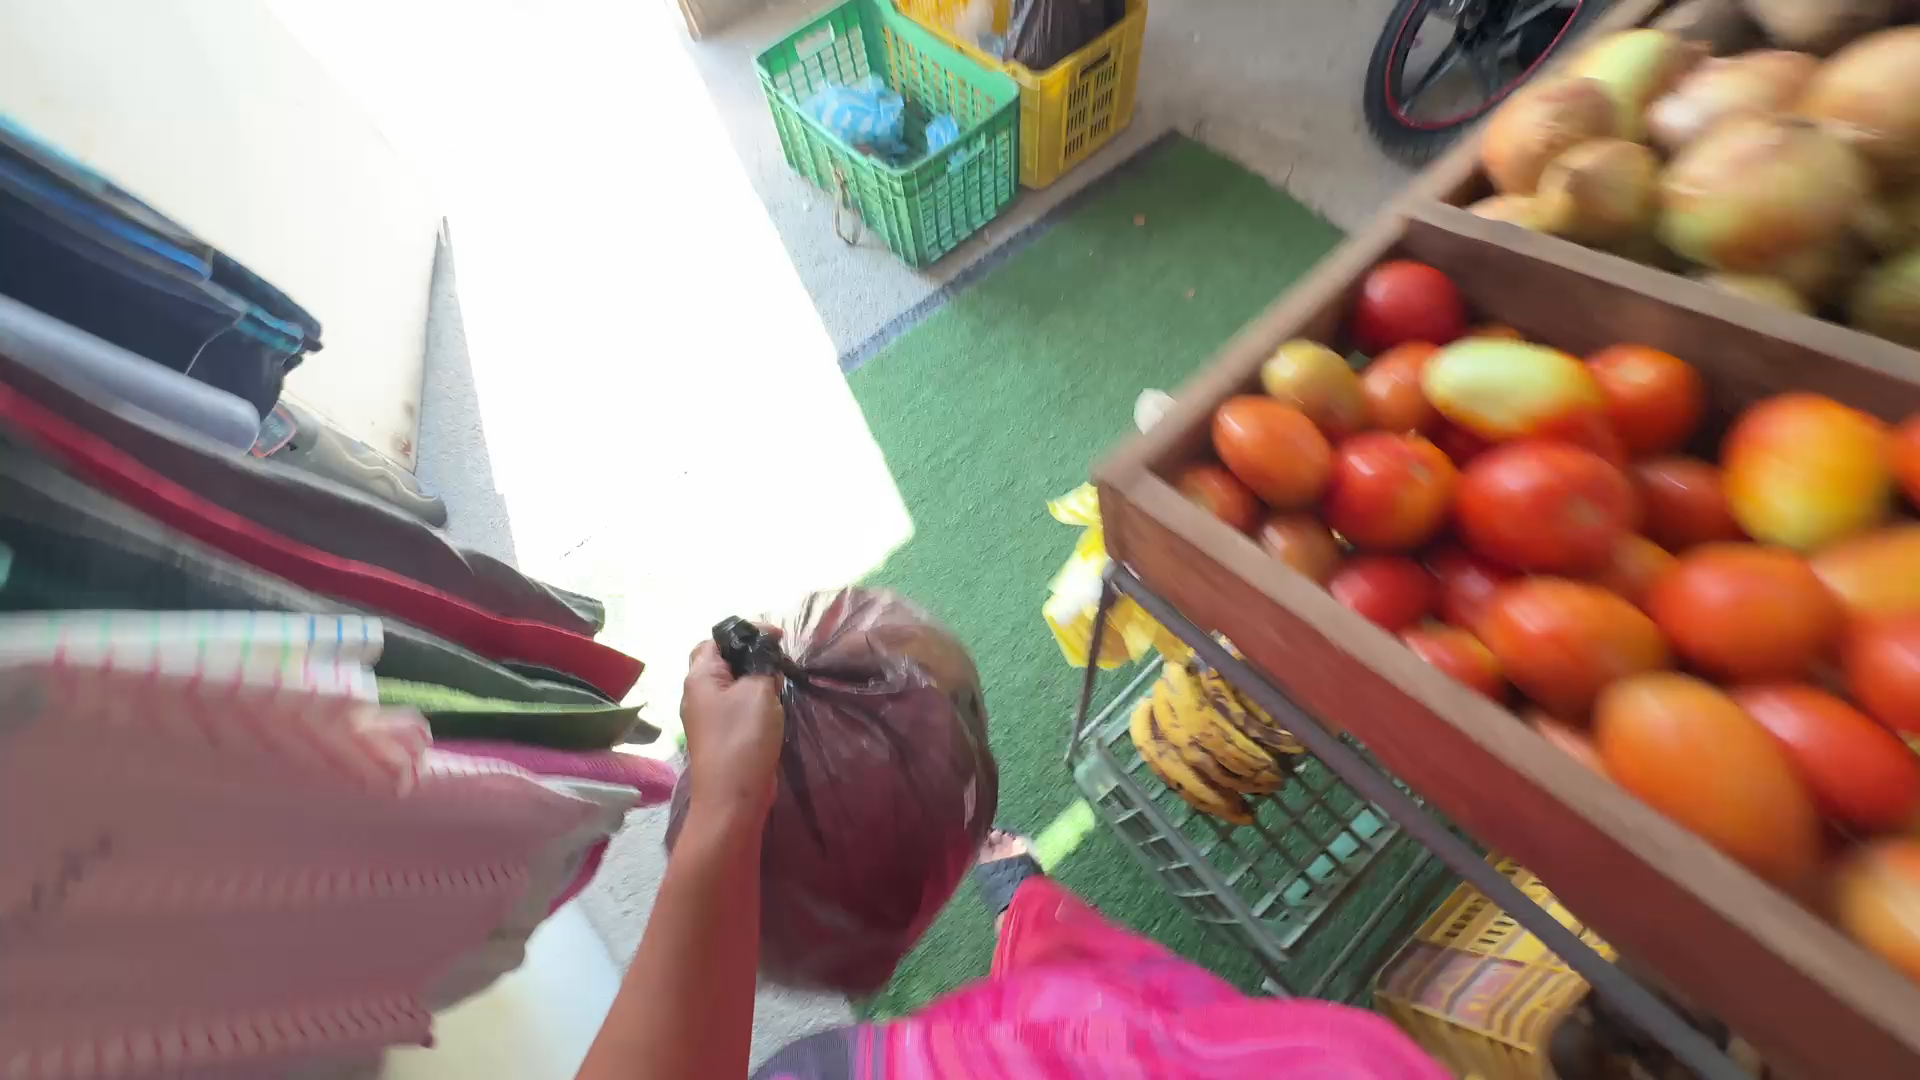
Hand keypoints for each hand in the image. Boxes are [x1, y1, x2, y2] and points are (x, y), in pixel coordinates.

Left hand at [680, 638, 785, 820]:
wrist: (733, 797)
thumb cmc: (744, 737)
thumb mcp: (759, 691)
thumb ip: (763, 666)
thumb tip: (765, 661)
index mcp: (700, 676)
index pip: (718, 638)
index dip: (748, 632)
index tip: (778, 638)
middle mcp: (697, 693)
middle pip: (722, 660)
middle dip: (751, 655)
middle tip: (778, 658)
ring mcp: (707, 716)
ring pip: (731, 684)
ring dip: (754, 678)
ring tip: (780, 680)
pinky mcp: (720, 734)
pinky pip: (736, 704)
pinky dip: (754, 698)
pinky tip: (774, 704)